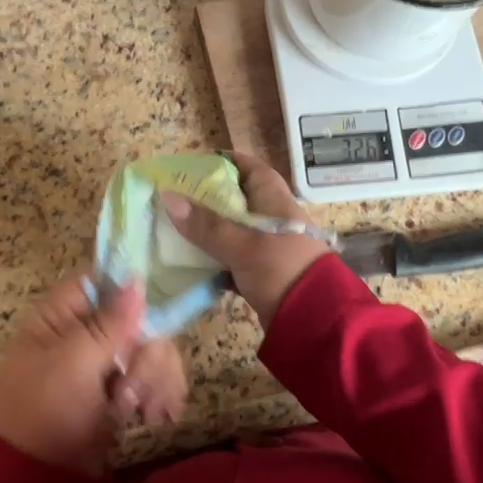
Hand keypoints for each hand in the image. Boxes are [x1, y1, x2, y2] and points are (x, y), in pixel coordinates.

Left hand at [0, 277, 186, 475]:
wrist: (41, 480)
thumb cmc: (47, 412)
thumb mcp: (74, 363)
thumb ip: (109, 323)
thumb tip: (137, 279)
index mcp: (60, 315)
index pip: (105, 283)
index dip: (132, 298)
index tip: (146, 325)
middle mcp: (84, 330)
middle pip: (137, 317)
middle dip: (146, 357)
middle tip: (134, 392)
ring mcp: (104, 359)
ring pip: (151, 347)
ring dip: (156, 379)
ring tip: (148, 414)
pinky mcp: (121, 386)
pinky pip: (154, 374)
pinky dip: (159, 393)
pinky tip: (157, 417)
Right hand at [161, 151, 330, 326]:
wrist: (314, 320)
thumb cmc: (282, 270)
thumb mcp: (242, 245)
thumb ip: (206, 224)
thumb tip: (168, 196)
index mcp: (274, 201)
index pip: (251, 169)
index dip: (226, 162)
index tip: (195, 165)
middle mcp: (272, 219)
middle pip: (237, 200)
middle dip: (206, 200)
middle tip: (174, 199)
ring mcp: (269, 247)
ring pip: (232, 231)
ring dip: (207, 232)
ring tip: (173, 229)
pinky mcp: (263, 274)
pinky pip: (232, 259)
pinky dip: (213, 260)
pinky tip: (189, 264)